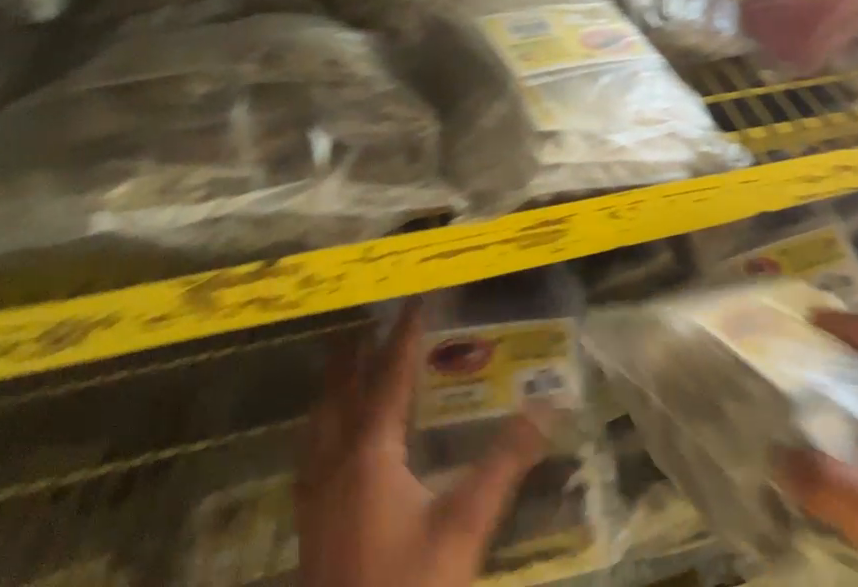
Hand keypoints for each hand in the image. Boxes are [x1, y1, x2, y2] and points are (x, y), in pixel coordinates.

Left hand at [298, 300, 550, 586]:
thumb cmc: (410, 581)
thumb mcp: (466, 524)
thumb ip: (505, 463)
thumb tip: (547, 406)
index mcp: (368, 456)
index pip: (387, 379)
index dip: (402, 337)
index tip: (416, 299)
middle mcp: (333, 466)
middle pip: (338, 394)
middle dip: (353, 354)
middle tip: (370, 319)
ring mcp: (314, 498)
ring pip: (318, 424)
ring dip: (336, 387)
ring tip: (350, 365)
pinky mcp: (310, 525)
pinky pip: (313, 453)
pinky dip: (326, 425)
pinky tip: (338, 441)